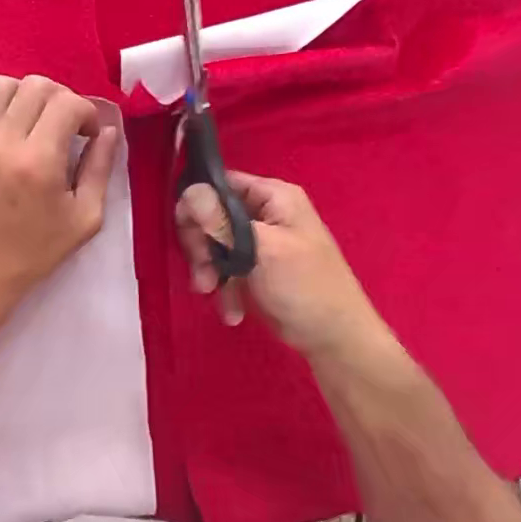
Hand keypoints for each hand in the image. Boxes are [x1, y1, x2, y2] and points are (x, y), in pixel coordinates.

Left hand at [0, 75, 119, 314]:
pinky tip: (6, 124)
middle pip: (37, 85)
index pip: (68, 103)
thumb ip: (100, 168)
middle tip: (67, 124)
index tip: (89, 134)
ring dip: (27, 94)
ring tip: (36, 119)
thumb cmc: (38, 248)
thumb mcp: (85, 217)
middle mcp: (5, 143)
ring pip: (2, 84)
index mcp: (40, 162)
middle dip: (62, 97)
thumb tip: (109, 130)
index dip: (87, 111)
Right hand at [176, 172, 384, 356]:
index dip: (198, 203)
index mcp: (274, 196)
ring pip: (216, 245)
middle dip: (203, 246)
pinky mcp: (257, 267)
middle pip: (214, 216)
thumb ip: (222, 221)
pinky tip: (232, 310)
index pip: (222, 184)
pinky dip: (226, 288)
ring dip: (211, 271)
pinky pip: (228, 268)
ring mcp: (262, 241)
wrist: (334, 337)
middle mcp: (267, 212)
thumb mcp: (261, 250)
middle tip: (203, 271)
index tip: (186, 231)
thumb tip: (189, 192)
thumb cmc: (303, 286)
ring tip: (213, 292)